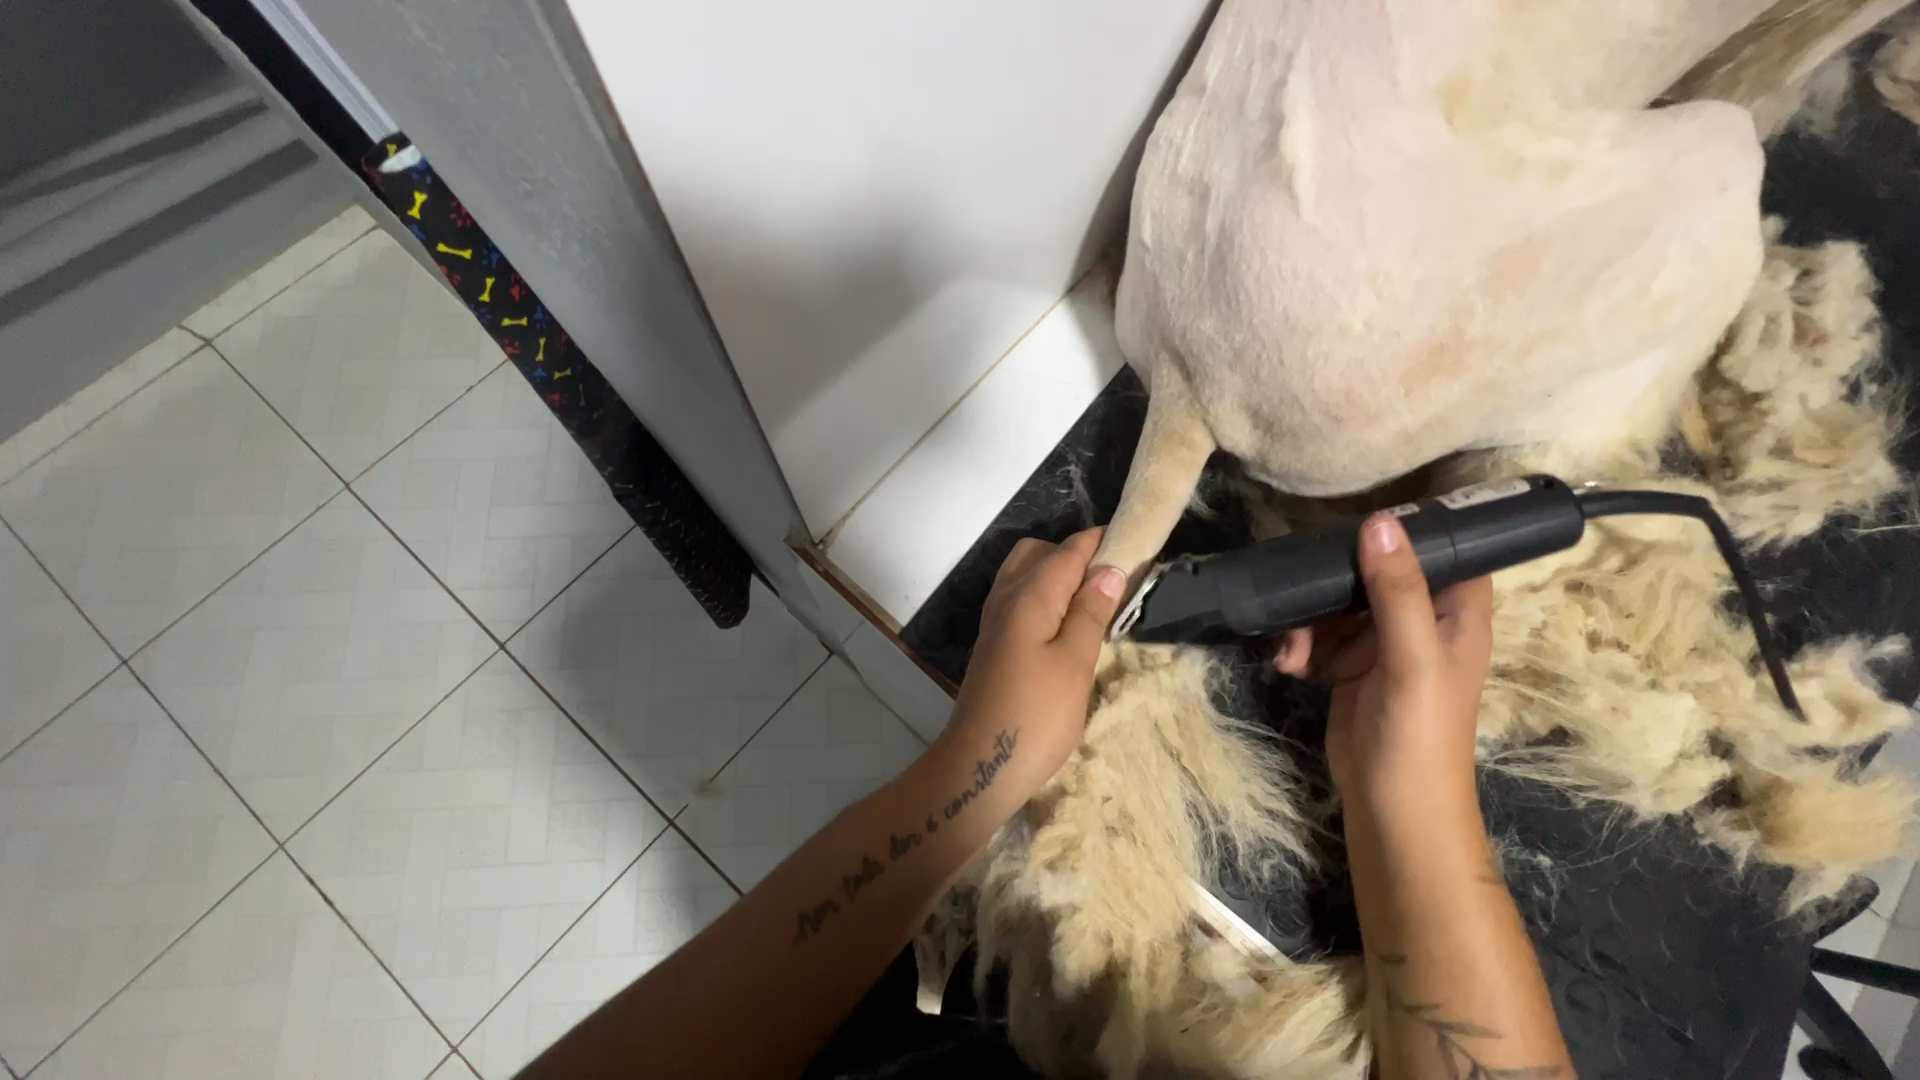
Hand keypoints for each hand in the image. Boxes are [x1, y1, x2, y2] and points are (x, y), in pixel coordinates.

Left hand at [942, 528, 1125, 788]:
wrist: (980, 765)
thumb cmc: (1035, 716)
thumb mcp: (1075, 663)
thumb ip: (1091, 612)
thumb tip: (1109, 568)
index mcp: (1029, 596)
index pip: (1068, 551)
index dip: (1101, 541)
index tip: (1137, 540)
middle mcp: (1006, 599)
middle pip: (1040, 553)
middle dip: (1077, 554)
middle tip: (1116, 578)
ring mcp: (996, 622)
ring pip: (1026, 575)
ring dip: (1059, 575)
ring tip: (1096, 600)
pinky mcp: (995, 644)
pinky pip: (1020, 600)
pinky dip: (1045, 596)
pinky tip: (1066, 623)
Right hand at [1276, 515, 1493, 815]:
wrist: (1390, 809)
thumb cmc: (1419, 735)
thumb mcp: (1411, 659)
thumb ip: (1396, 592)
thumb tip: (1378, 523)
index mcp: (1454, 614)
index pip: (1443, 552)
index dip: (1411, 530)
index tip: (1363, 515)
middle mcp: (1420, 622)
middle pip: (1376, 573)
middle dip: (1335, 581)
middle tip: (1304, 592)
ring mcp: (1381, 645)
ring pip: (1339, 604)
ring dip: (1308, 620)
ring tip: (1292, 651)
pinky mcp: (1347, 666)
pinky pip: (1318, 636)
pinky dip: (1299, 646)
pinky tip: (1288, 664)